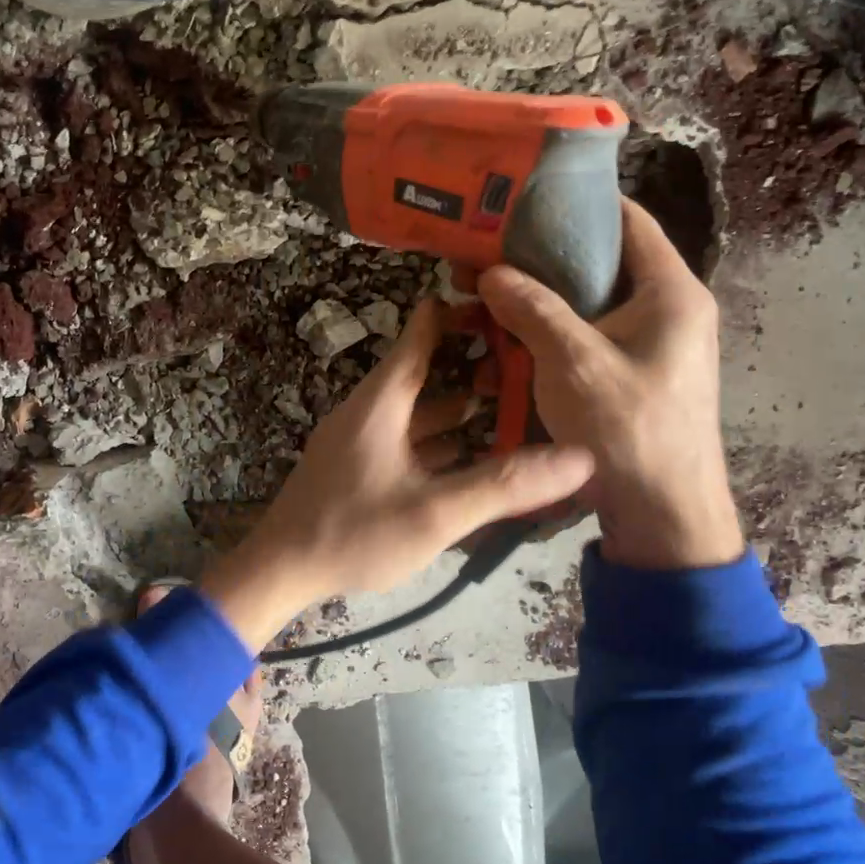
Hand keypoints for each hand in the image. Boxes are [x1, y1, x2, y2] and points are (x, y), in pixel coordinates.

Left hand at [198, 298, 595, 651]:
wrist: (281, 567)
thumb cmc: (352, 534)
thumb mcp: (434, 513)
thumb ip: (504, 485)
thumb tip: (583, 458)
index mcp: (376, 408)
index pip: (415, 342)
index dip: (451, 317)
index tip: (493, 296)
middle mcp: (362, 415)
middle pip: (417, 376)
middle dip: (465, 364)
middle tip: (523, 357)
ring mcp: (352, 442)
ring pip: (409, 412)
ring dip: (451, 406)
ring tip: (506, 401)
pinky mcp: (350, 468)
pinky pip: (399, 440)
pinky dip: (434, 439)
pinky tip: (466, 453)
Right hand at [478, 197, 744, 570]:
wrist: (661, 506)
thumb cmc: (629, 427)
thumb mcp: (574, 362)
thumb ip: (534, 311)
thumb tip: (490, 271)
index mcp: (670, 294)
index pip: (629, 224)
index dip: (579, 204)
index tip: (520, 198)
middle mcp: (662, 309)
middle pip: (595, 263)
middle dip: (533, 258)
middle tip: (475, 255)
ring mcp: (642, 342)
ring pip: (579, 302)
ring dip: (526, 299)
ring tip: (470, 296)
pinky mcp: (621, 371)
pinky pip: (574, 336)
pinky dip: (535, 332)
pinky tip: (494, 340)